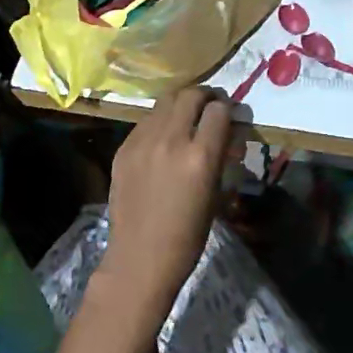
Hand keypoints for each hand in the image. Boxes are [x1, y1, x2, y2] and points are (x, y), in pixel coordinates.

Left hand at [100, 86, 234, 309]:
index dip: (227, 108)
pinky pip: (146, 121)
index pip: (218, 110)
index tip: (229, 113)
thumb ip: (220, 155)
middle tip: (210, 104)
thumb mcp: (215, 194)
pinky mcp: (124, 148)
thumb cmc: (187, 235)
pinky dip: (160, 121)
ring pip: (165, 101)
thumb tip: (228, 131)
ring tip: (186, 115)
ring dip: (180, 103)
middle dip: (205, 95)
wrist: (140, 258)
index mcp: (200, 156)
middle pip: (190, 95)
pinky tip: (162, 137)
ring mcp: (143, 142)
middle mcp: (171, 140)